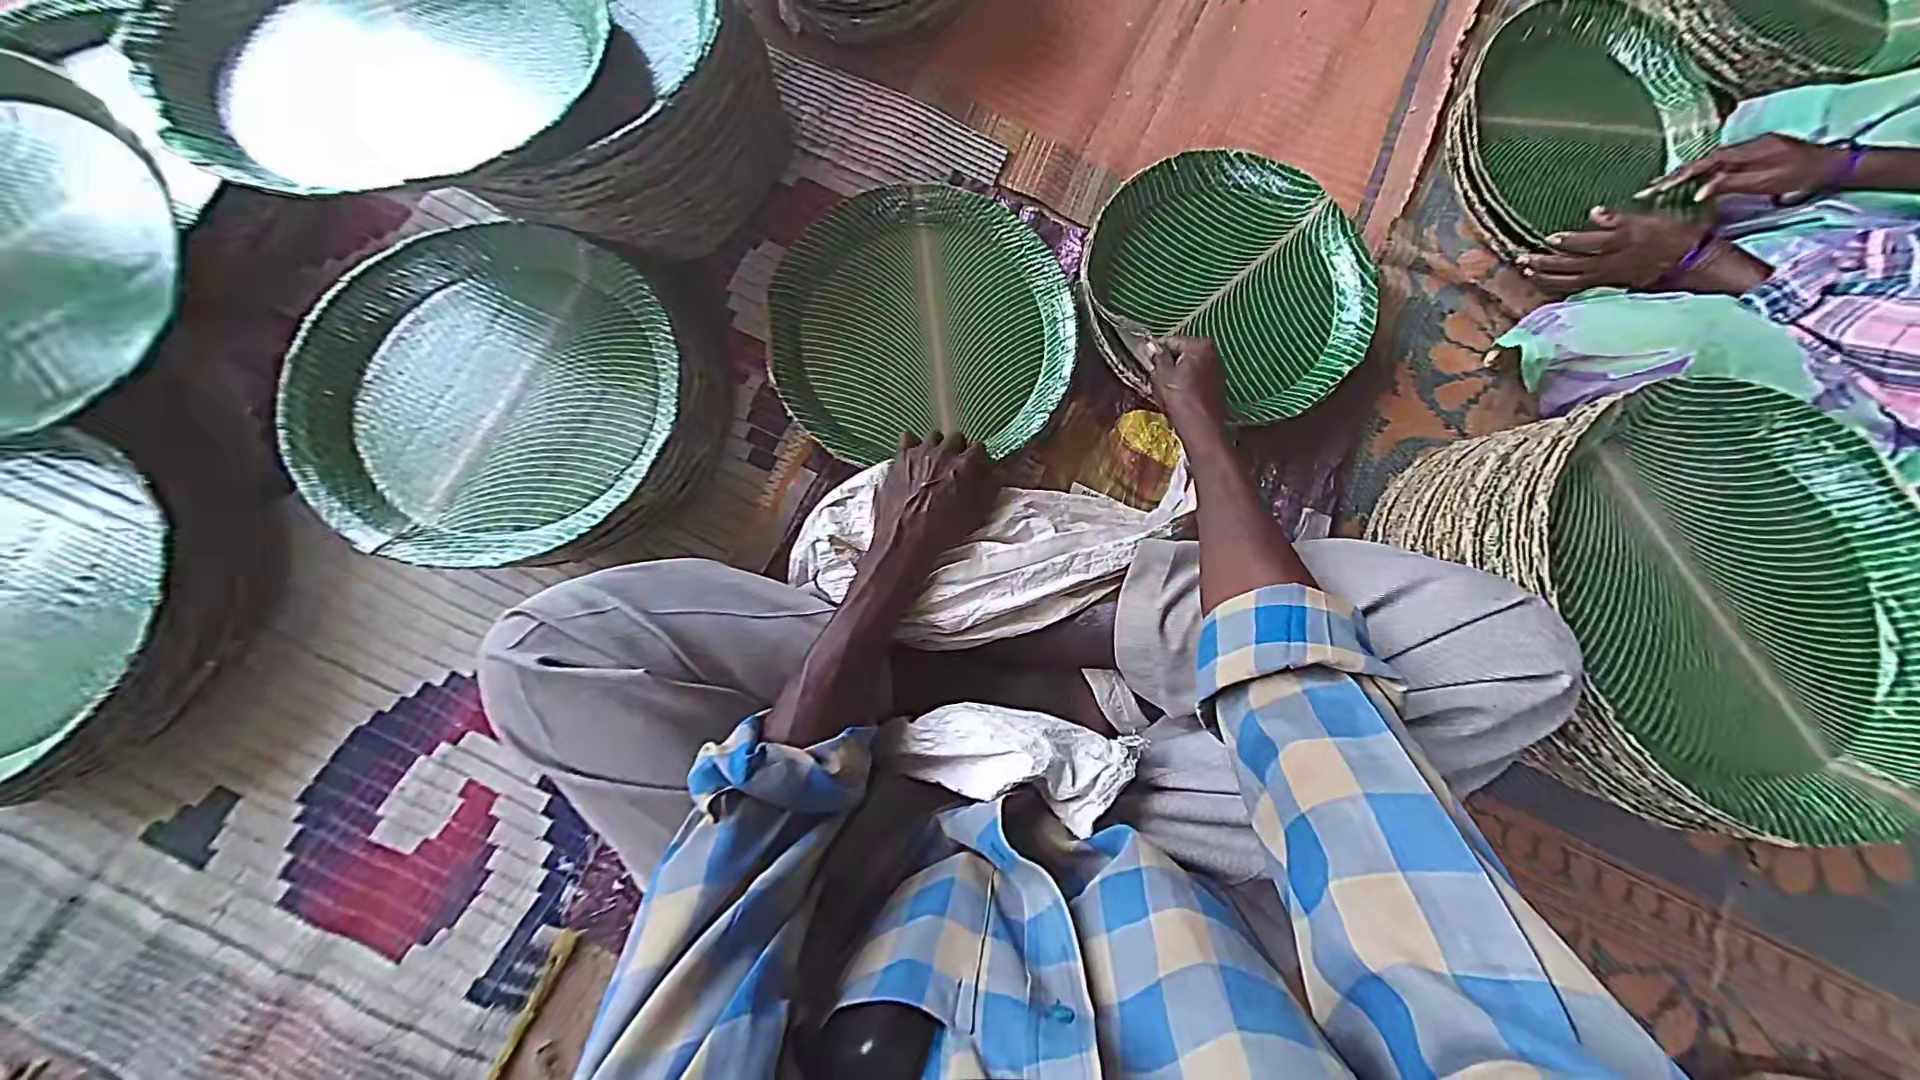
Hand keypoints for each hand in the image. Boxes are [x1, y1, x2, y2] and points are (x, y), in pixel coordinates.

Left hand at [871, 431, 997, 566]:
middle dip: (958, 450)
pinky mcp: (901, 457)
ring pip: (934, 436)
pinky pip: (908, 437)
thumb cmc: (945, 528)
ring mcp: (921, 452)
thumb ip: (991, 485)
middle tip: (954, 467)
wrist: (908, 537)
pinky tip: (913, 458)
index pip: (980, 448)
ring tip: (934, 463)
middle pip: (957, 438)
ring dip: (937, 447)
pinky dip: (912, 444)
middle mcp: (946, 452)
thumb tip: (998, 470)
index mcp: (968, 464)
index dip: (978, 459)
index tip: (975, 468)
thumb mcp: (978, 510)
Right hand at [1149, 336, 1230, 437]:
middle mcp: (1214, 353)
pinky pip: (1197, 378)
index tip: (1146, 361)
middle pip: (1183, 353)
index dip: (1156, 351)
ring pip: (1190, 367)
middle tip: (1155, 378)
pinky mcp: (1218, 385)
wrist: (1202, 427)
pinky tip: (1178, 397)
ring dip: (1177, 375)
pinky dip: (1187, 384)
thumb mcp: (1162, 376)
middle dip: (1169, 363)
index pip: (1172, 341)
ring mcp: (1218, 369)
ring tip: (1166, 389)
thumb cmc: (1181, 399)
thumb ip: (1158, 358)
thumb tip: (1155, 348)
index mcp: (1201, 345)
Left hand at [1517, 207, 1710, 291]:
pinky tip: (1539, 282)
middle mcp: (1606, 261)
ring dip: (1542, 276)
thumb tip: (1594, 211)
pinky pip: (1571, 288)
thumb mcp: (1650, 218)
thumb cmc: (1670, 234)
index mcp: (1620, 241)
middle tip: (1521, 258)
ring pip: (1565, 279)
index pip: (1587, 242)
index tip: (1548, 237)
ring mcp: (1602, 275)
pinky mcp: (1601, 284)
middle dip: (1542, 261)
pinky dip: (1553, 286)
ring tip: (1525, 271)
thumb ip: (1618, 218)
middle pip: (1568, 263)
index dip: (1567, 240)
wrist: (1686, 261)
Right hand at [1637, 134, 1852, 202]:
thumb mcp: (1763, 182)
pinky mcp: (1756, 156)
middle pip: (1703, 160)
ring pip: (1710, 161)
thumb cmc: (1800, 176)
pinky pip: (1720, 163)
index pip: (1704, 163)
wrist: (1836, 166)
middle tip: (1647, 190)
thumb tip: (1697, 192)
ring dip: (1684, 174)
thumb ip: (1729, 184)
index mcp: (1747, 152)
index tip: (1654, 190)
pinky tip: (1689, 180)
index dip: (1678, 177)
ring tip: (1660, 187)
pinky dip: (1699, 172)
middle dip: (1673, 175)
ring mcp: (1753, 149)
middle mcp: (1747, 146)